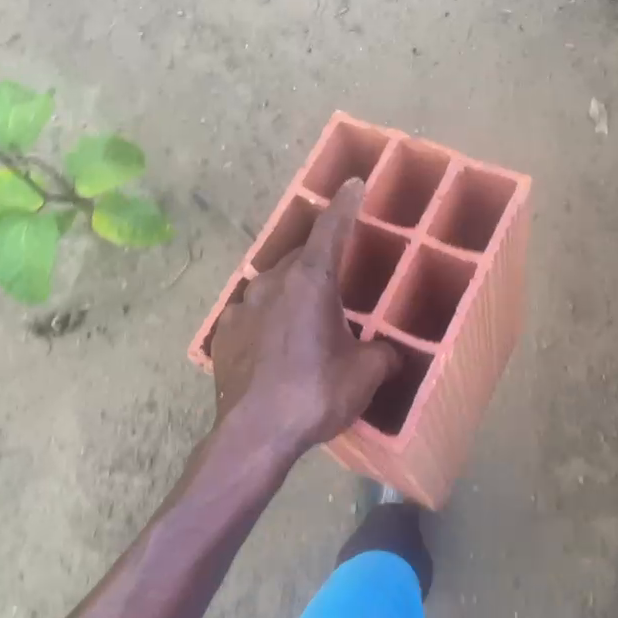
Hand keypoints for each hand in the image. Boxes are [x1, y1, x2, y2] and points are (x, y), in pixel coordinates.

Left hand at [210, 178, 400, 459]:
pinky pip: (253, 312)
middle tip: (341, 274)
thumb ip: (384, 354)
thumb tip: (393, 353)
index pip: (331, 229)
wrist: (253, 435)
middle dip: (321, 258)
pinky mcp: (224, 333)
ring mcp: (242, 307)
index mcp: (311, 281)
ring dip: (293, 290)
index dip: (345, 204)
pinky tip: (278, 343)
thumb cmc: (315, 394)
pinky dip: (269, 318)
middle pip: (302, 256)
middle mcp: (272, 283)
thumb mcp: (365, 375)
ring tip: (309, 313)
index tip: (353, 183)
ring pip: (274, 284)